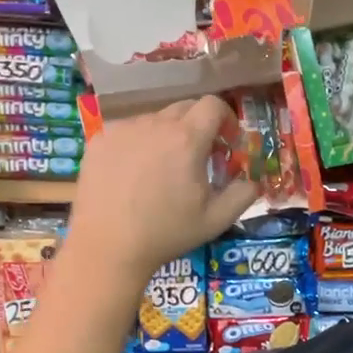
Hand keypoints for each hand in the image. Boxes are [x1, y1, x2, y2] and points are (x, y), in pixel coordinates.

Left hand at [70, 96, 258, 278]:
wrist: (108, 246)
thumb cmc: (167, 233)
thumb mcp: (216, 219)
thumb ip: (243, 194)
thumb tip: (253, 180)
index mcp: (187, 139)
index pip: (213, 105)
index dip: (227, 118)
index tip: (227, 141)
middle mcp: (154, 124)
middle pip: (184, 108)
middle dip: (199, 127)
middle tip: (199, 158)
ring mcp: (123, 130)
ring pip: (154, 120)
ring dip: (167, 136)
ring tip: (163, 170)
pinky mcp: (99, 140)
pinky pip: (127, 131)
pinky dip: (138, 144)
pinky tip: (134, 175)